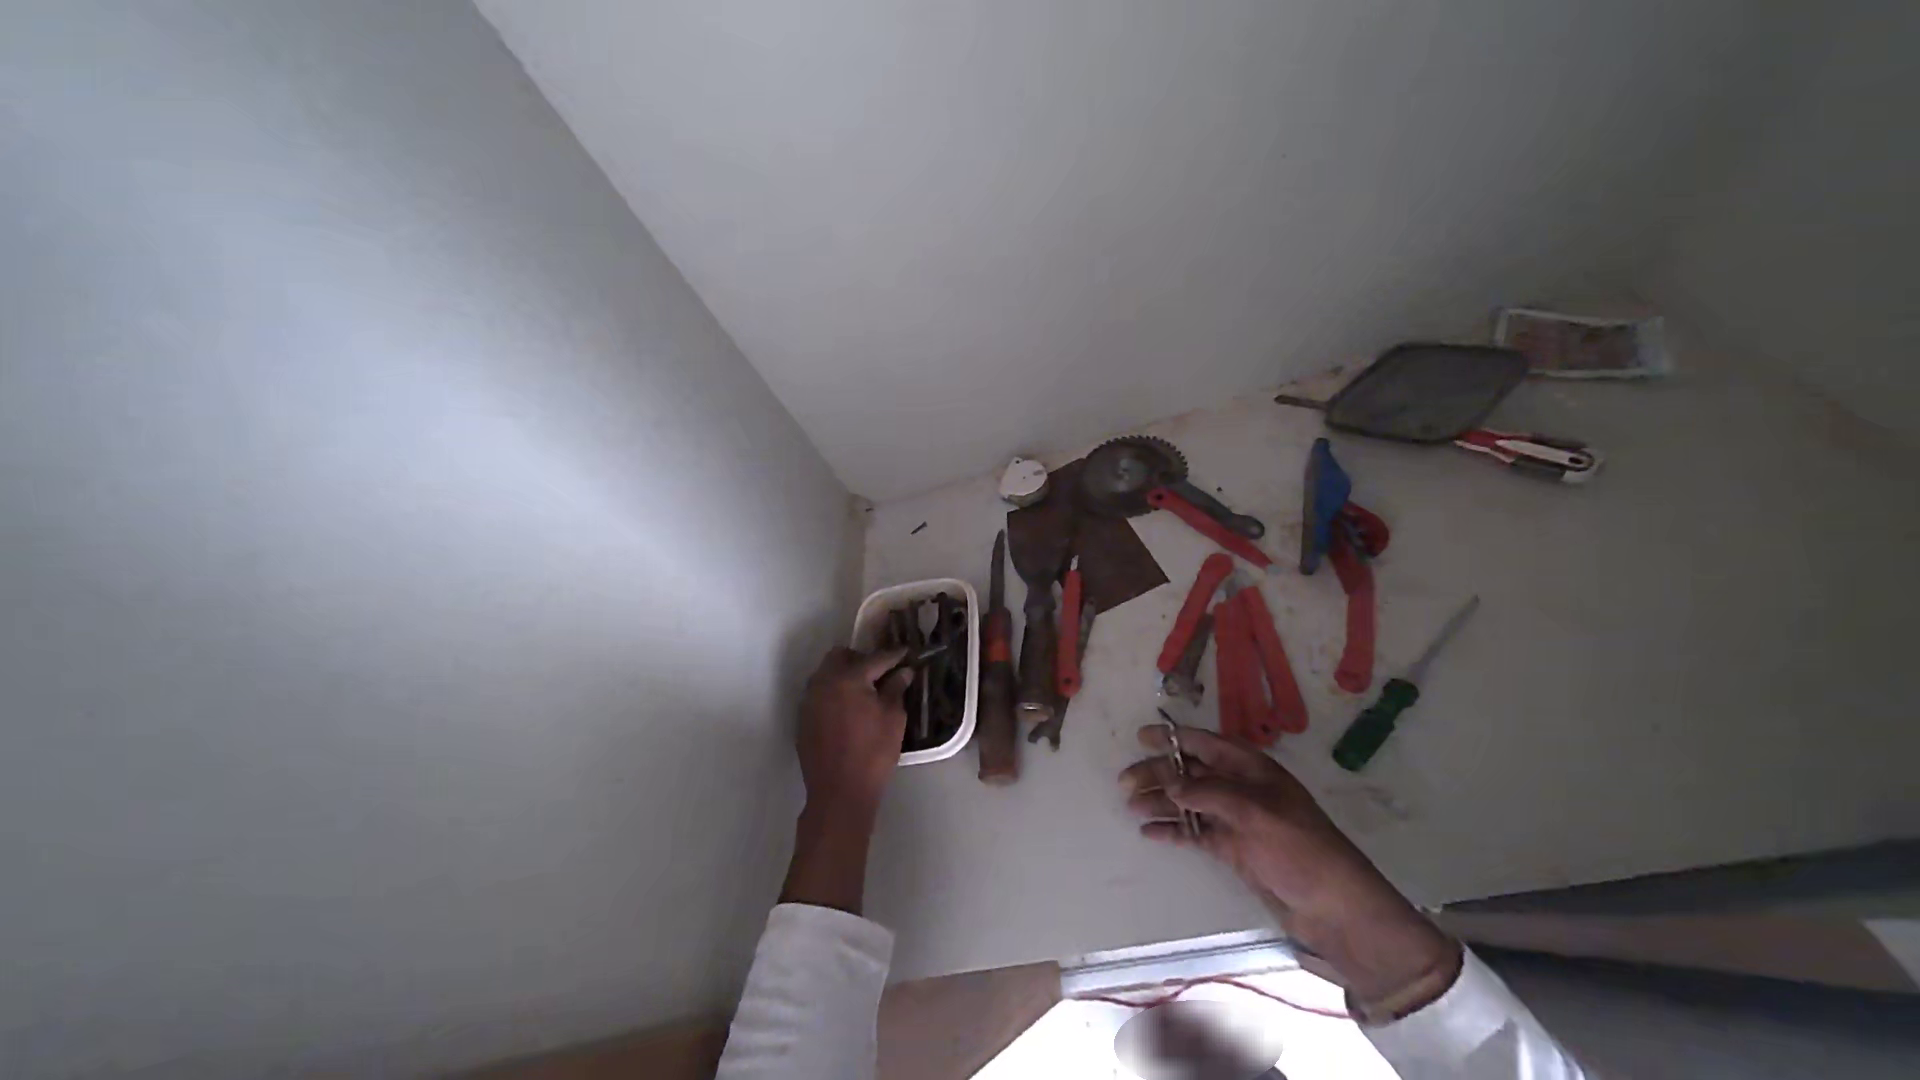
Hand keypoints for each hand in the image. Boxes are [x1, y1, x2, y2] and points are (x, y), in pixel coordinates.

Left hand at [796, 646, 910, 819]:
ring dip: (845, 675)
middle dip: (862, 659)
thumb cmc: (873, 753)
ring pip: (826, 673)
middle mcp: (823, 682)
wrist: (839, 793)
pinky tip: (848, 710)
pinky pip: (819, 693)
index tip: (905, 652)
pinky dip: (834, 693)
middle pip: (841, 657)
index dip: (893, 655)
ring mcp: (809, 700)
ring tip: (864, 691)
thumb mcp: (893, 718)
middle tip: (880, 673)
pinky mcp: (803, 717)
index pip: (874, 658)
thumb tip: (902, 672)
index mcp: (848, 678)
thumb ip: (896, 689)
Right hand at [1121, 724, 1460, 1014]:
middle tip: (1125, 783)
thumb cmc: (1301, 848)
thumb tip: (1170, 784)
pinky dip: (1173, 830)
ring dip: (1160, 801)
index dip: (1173, 738)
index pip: (1205, 744)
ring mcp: (1235, 819)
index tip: (1141, 738)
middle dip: (1158, 774)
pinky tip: (1150, 832)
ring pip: (1188, 802)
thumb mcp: (1256, 813)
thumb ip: (1211, 794)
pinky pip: (1195, 832)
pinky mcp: (1233, 848)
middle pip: (1190, 773)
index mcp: (1250, 769)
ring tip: (1131, 807)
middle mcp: (1239, 788)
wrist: (1335, 907)